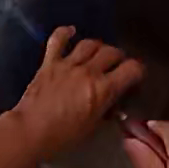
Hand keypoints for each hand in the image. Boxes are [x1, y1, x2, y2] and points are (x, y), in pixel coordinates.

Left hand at [6, 27, 144, 159]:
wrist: (30, 131)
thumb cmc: (63, 136)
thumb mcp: (93, 126)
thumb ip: (105, 109)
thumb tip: (111, 102)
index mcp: (103, 89)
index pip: (132, 69)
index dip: (138, 71)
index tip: (135, 76)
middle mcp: (89, 71)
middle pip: (112, 52)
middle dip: (119, 58)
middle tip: (116, 67)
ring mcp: (68, 64)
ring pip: (90, 43)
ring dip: (98, 47)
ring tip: (98, 54)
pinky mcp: (49, 62)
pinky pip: (57, 39)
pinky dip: (65, 32)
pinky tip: (71, 31)